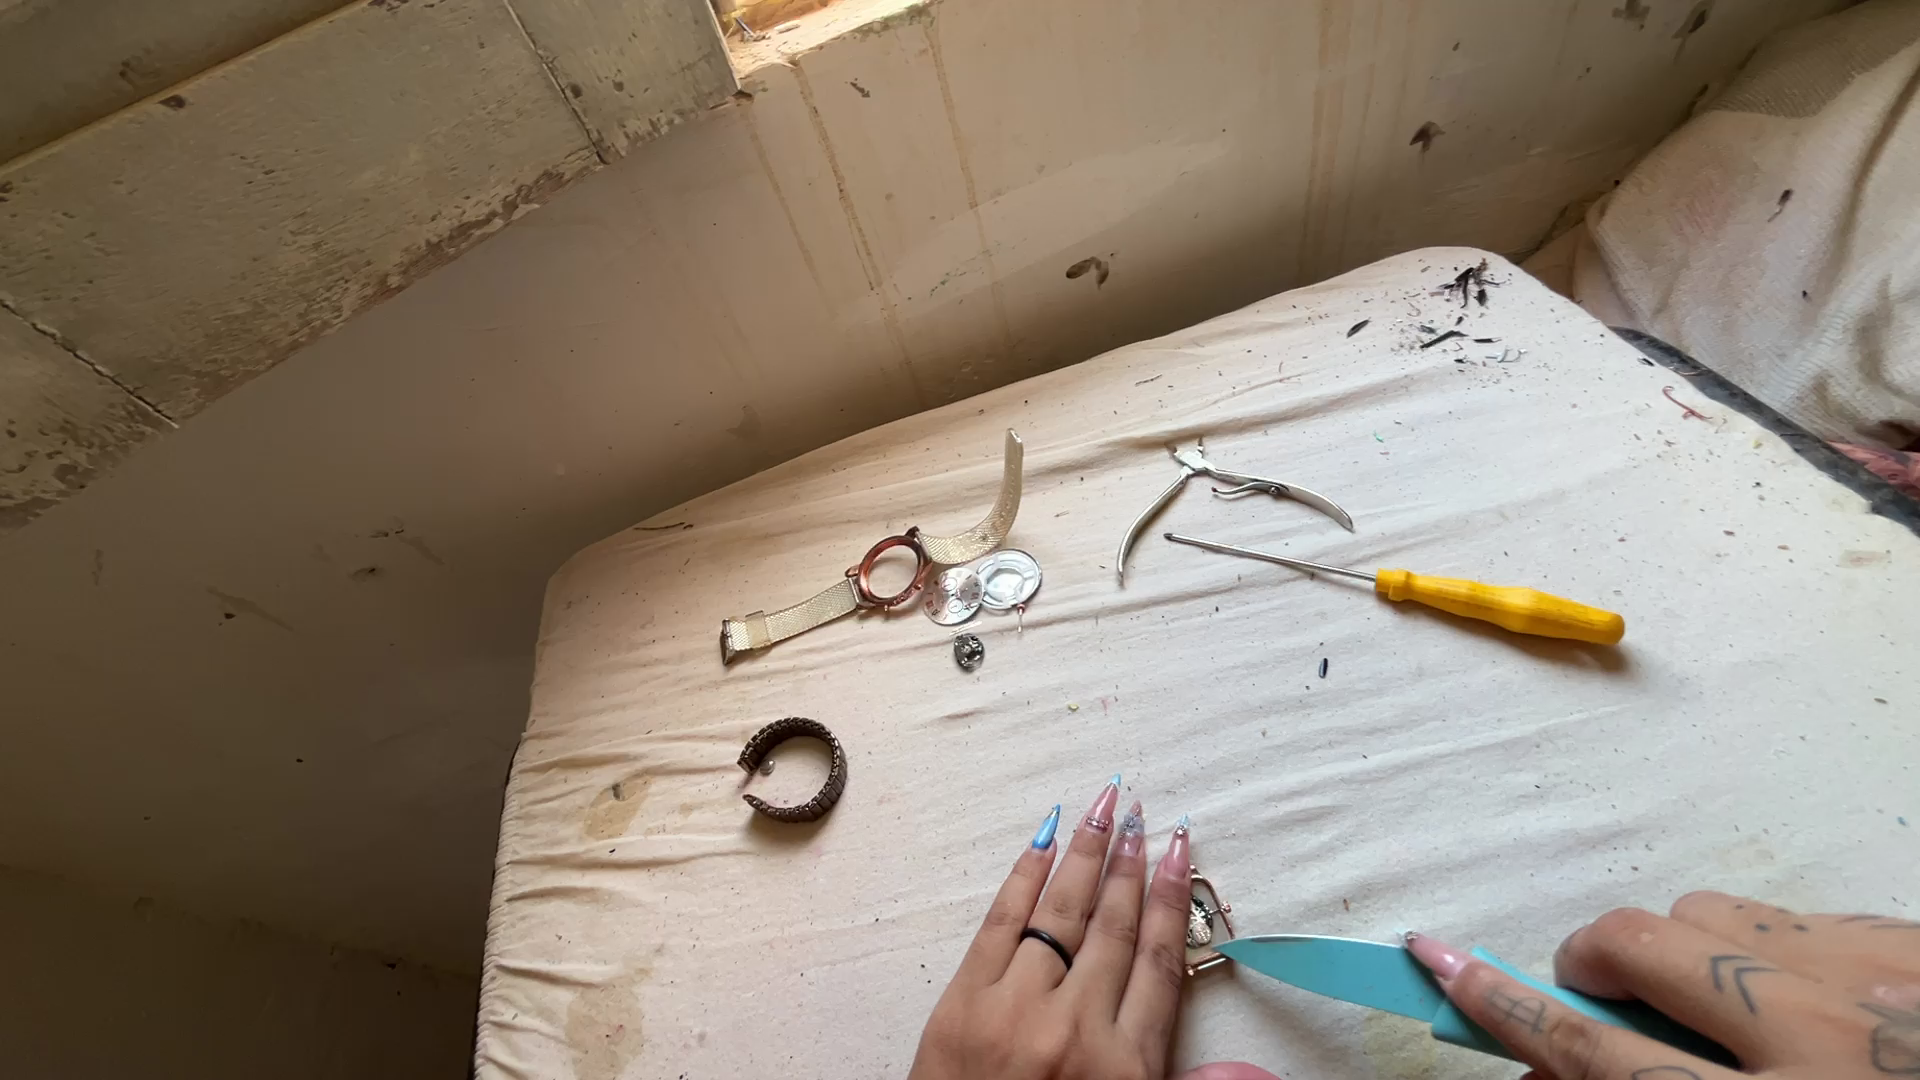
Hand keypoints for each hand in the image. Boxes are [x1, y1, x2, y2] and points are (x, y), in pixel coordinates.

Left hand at [907, 777, 1279, 1079]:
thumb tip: (1256, 1072)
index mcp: (1125, 1067)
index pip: (1158, 962)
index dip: (1171, 898)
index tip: (1178, 848)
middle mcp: (1075, 1026)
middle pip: (1112, 925)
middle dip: (1129, 863)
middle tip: (1139, 814)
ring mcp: (1016, 1006)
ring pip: (1061, 910)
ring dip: (1086, 854)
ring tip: (1104, 809)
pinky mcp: (964, 998)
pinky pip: (1001, 920)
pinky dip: (1024, 875)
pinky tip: (1043, 838)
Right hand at [1409, 891, 1919, 1079]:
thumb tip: (1553, 1057)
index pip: (1596, 1056)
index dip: (1502, 1004)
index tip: (1433, 958)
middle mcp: (1837, 1041)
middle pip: (1636, 945)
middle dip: (1597, 965)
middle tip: (1614, 1004)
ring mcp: (1896, 982)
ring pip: (1709, 911)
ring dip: (1691, 954)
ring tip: (1739, 1010)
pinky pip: (1801, 916)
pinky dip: (1779, 950)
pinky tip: (1829, 1003)